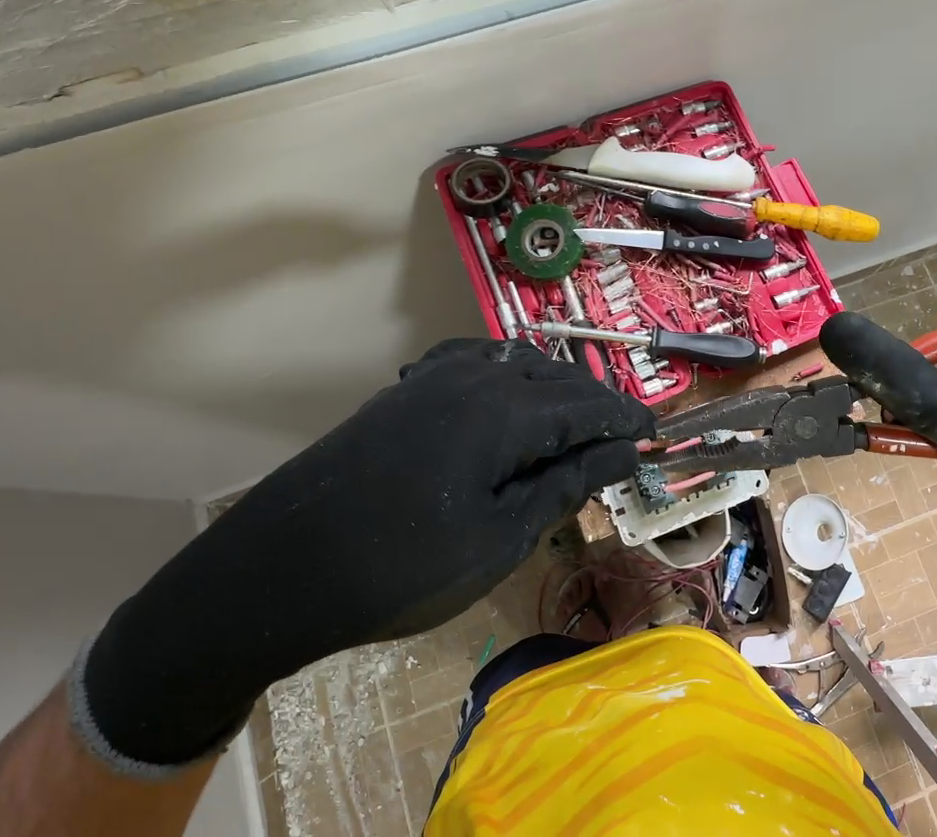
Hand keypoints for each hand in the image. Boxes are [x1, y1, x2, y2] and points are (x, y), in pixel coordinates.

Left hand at [71, 339, 654, 769]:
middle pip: (553, 379)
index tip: (656, 436)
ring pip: (511, 366)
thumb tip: (623, 454)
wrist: (280, 570)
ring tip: (571, 427)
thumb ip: (563, 484)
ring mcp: (430, 380)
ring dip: (549, 391)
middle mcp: (471, 378)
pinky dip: (501, 379)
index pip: (585, 407)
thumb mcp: (499, 537)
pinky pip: (469, 366)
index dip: (625, 421)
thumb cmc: (401, 567)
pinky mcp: (402, 393)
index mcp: (502, 412)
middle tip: (619, 440)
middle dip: (592, 406)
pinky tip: (502, 402)